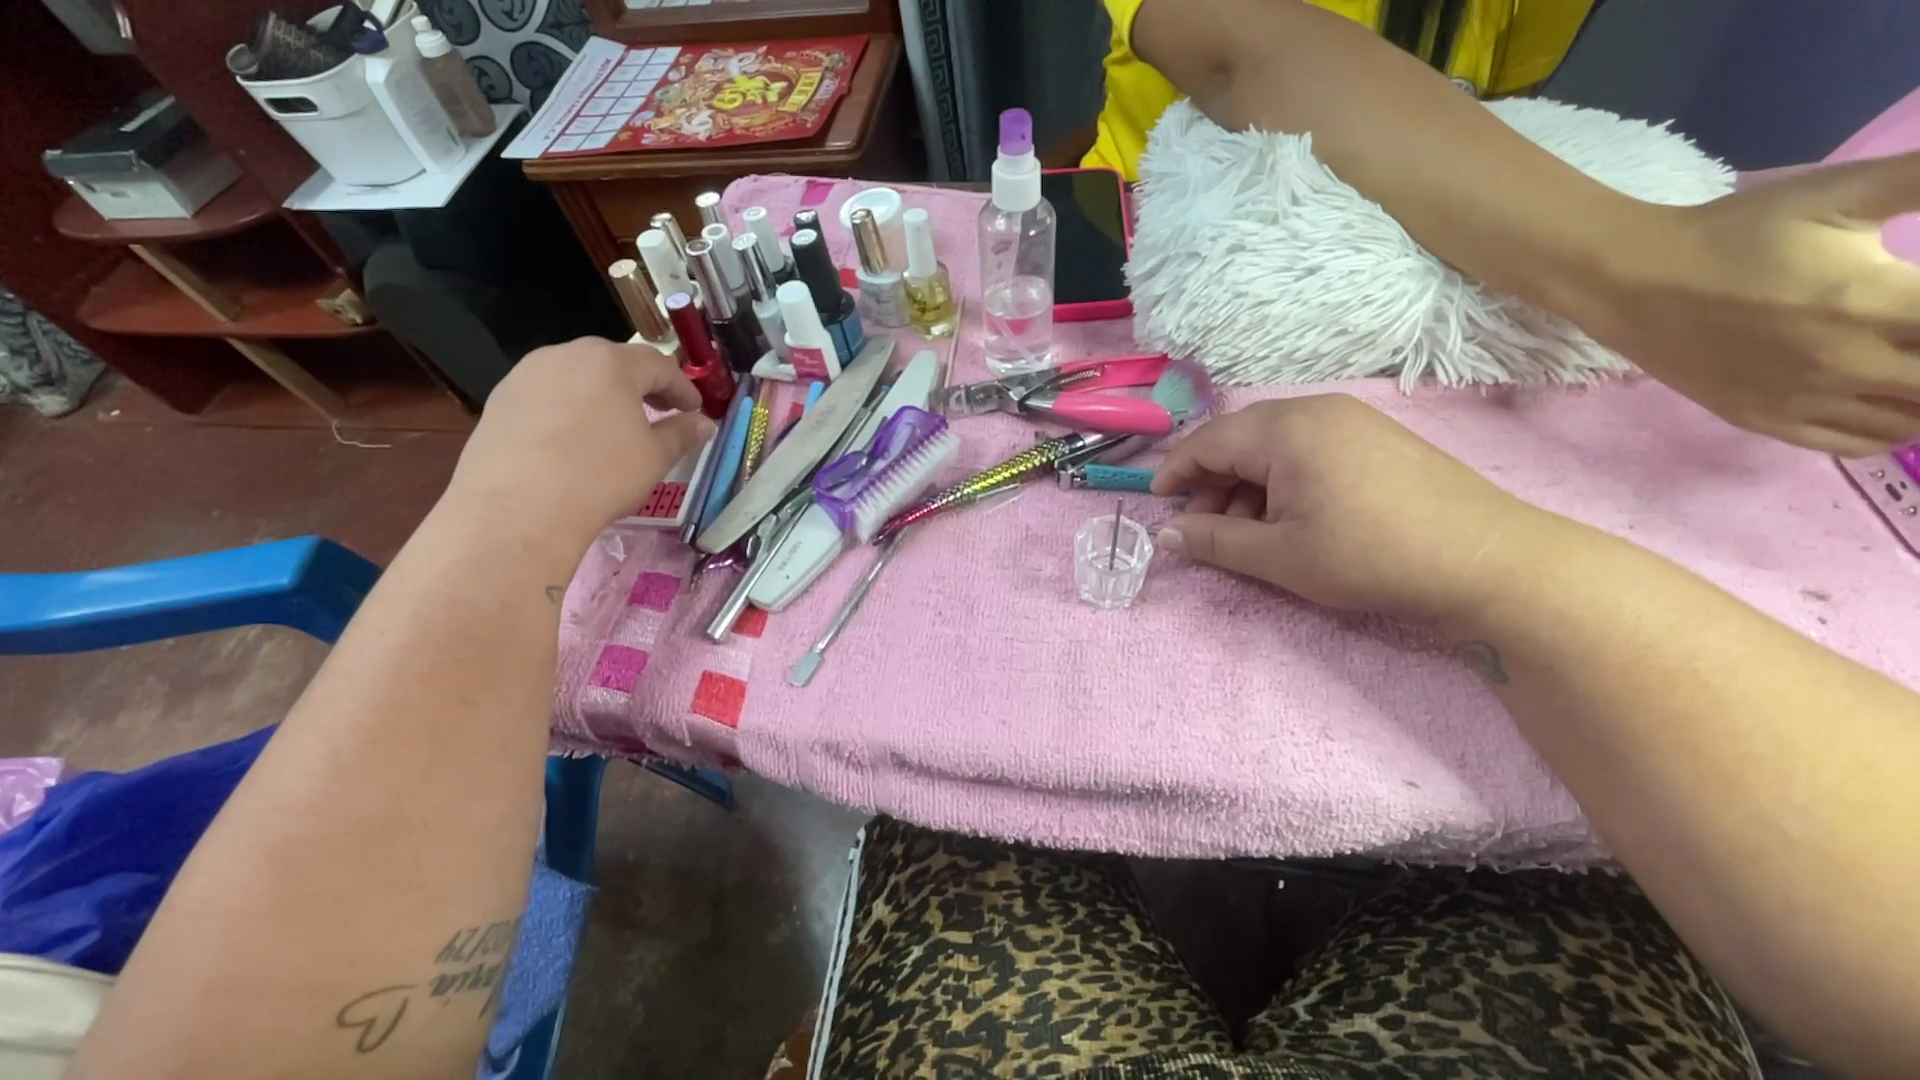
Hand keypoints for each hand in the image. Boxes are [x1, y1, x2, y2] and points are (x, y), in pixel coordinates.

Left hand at [442, 338, 715, 544]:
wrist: (517, 510)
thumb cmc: (600, 477)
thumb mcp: (654, 458)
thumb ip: (681, 434)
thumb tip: (703, 423)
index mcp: (611, 363)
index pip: (659, 365)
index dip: (682, 388)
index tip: (695, 411)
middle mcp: (566, 355)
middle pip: (613, 363)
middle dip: (641, 386)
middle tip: (659, 413)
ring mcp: (527, 375)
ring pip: (576, 376)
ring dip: (602, 395)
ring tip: (615, 426)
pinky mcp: (500, 400)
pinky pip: (546, 395)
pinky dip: (568, 409)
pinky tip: (572, 440)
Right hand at [1152, 395, 1567, 621]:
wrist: (1485, 558)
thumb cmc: (1370, 556)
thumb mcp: (1280, 556)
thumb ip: (1215, 540)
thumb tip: (1167, 534)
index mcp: (1285, 430)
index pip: (1209, 440)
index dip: (1177, 471)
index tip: (1159, 505)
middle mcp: (1315, 410)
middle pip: (1240, 437)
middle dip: (1213, 481)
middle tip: (1205, 527)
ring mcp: (1351, 418)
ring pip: (1274, 443)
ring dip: (1248, 483)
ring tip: (1249, 531)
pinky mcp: (1375, 436)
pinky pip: (1308, 446)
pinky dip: (1283, 478)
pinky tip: (1291, 516)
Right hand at [1583, 152, 1919, 455]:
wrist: (1633, 281)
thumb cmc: (1733, 233)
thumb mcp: (1837, 191)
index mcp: (1878, 302)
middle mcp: (1849, 363)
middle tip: (1918, 334)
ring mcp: (1802, 399)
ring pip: (1911, 422)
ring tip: (1911, 367)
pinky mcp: (1764, 418)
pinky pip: (1853, 442)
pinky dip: (1889, 428)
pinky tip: (1889, 401)